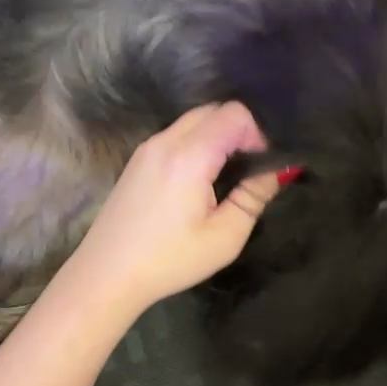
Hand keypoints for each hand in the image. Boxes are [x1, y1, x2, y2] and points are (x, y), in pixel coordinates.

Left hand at [62, 102, 288, 318]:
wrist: (107, 275)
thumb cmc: (170, 260)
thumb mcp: (225, 236)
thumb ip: (254, 196)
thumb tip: (279, 170)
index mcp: (189, 156)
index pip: (233, 113)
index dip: (257, 133)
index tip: (261, 167)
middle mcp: (165, 141)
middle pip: (212, 110)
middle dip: (239, 131)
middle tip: (248, 170)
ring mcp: (147, 148)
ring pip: (193, 121)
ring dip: (217, 137)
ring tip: (226, 177)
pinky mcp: (137, 160)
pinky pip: (176, 135)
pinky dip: (197, 144)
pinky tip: (200, 182)